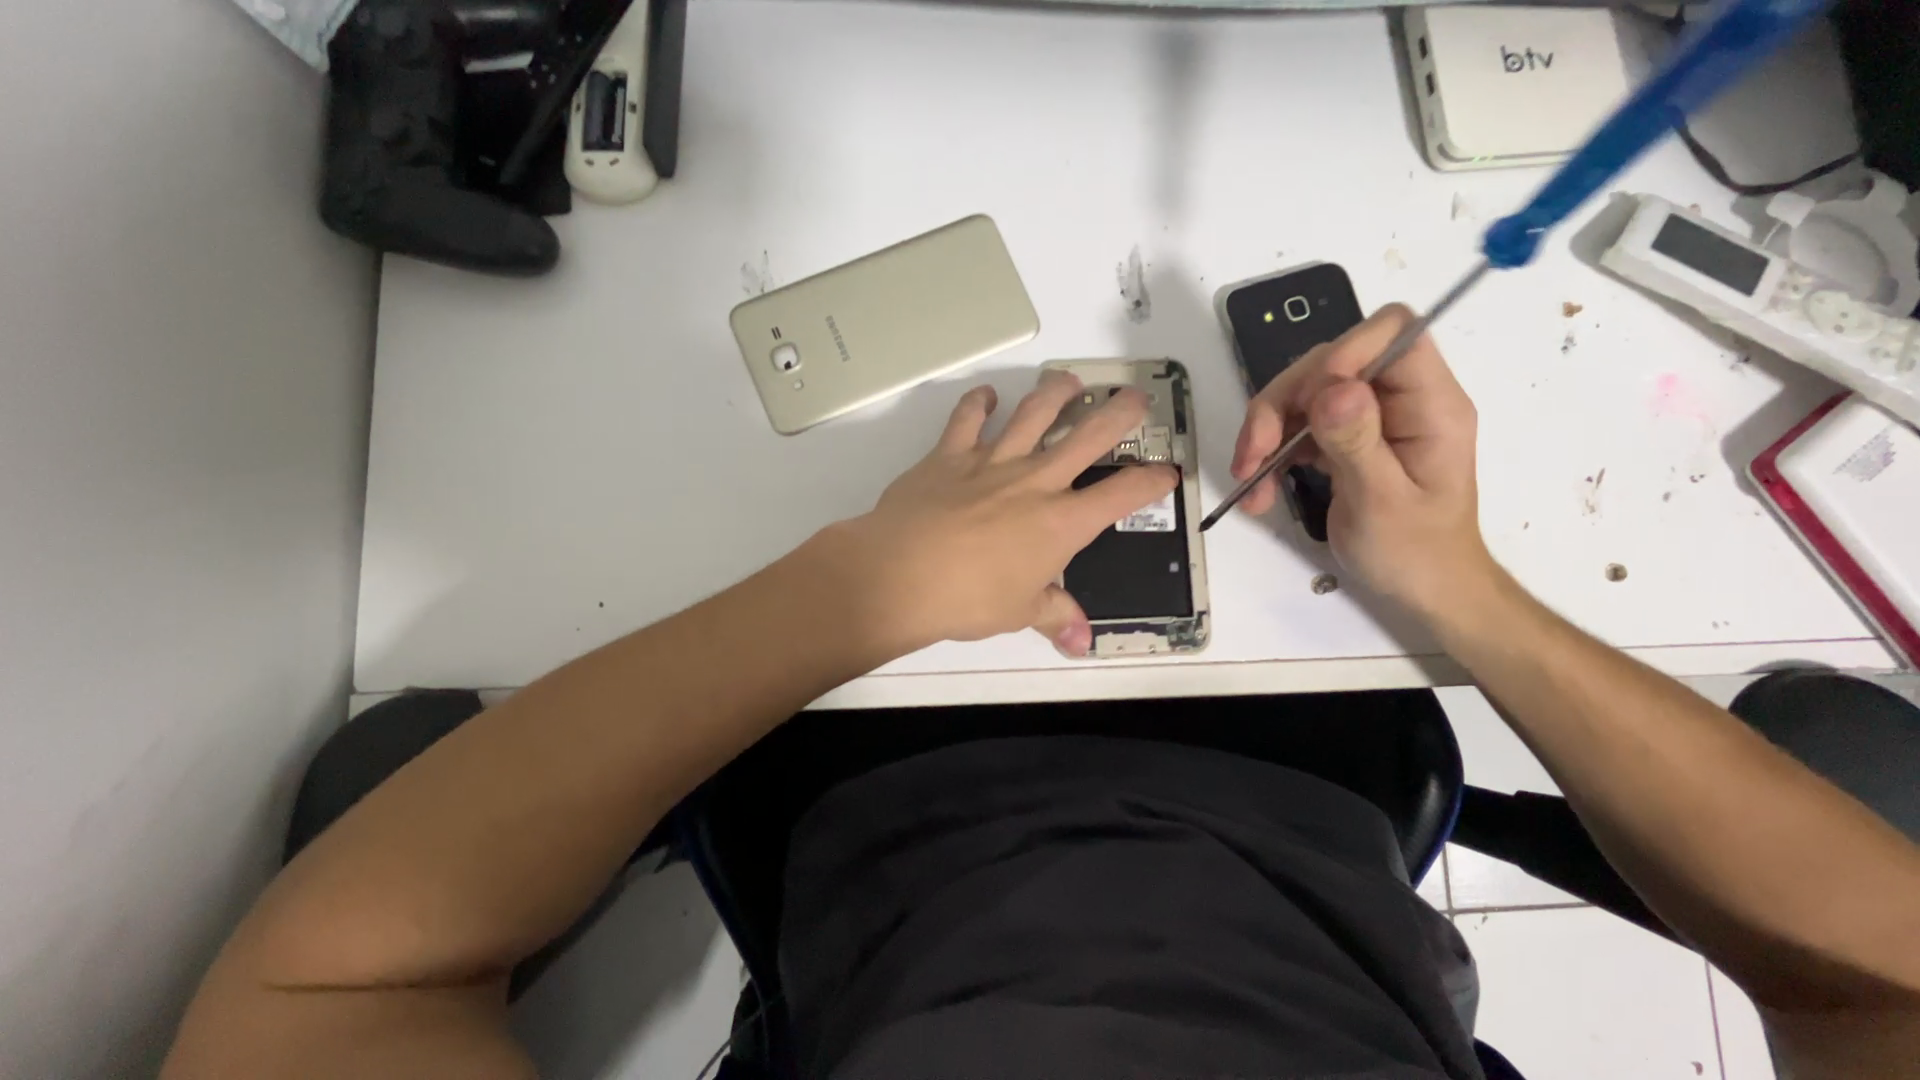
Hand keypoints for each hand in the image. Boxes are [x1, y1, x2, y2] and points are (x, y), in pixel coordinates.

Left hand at [822, 372, 1177, 655]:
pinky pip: (967, 419)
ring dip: (1055, 393)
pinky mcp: (949, 454)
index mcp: (1062, 522)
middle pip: (1089, 435)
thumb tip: (1081, 642)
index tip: (1167, 473)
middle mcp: (1035, 481)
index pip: (1122, 495)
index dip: (1152, 482)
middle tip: (1136, 397)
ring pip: (1033, 413)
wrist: (899, 574)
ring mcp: (992, 462)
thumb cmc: (967, 599)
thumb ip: (1054, 616)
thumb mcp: (1019, 612)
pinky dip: (978, 402)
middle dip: (1120, 413)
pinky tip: (986, 394)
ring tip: (1069, 380)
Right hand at [1229, 304, 1496, 619]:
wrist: (1424, 589)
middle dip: (1283, 403)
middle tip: (1254, 455)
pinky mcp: (1346, 436)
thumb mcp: (1383, 502)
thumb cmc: (1414, 553)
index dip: (1343, 352)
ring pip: (1305, 393)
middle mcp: (1400, 399)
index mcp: (1430, 404)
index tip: (1307, 402)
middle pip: (1330, 363)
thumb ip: (1358, 443)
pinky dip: (1271, 451)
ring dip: (1267, 431)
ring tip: (1249, 480)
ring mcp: (1370, 417)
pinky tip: (1260, 487)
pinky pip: (1299, 423)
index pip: (1393, 333)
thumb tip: (1333, 389)